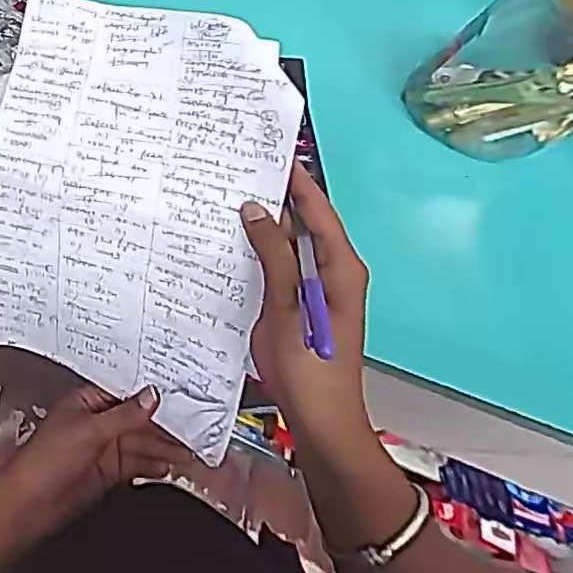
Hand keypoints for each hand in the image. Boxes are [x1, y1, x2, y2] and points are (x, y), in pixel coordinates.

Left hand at [0, 385, 192, 541]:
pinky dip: (154, 465)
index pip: (125, 393)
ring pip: (140, 443)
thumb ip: (124, 415)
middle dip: (164, 424)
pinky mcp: (107, 471)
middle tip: (196, 427)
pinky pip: (136, 464)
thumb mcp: (90, 430)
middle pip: (136, 419)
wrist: (33, 503)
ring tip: (191, 449)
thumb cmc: (48, 458)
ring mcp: (102, 448)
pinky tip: (171, 466)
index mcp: (86, 402)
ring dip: (165, 446)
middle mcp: (96, 422)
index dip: (151, 394)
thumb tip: (151, 396)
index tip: (179, 393)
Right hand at [239, 163, 371, 446]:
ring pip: (289, 245)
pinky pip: (280, 265)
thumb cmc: (308, 365)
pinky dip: (260, 251)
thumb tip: (254, 210)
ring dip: (265, 226)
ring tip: (232, 201)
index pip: (319, 211)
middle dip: (277, 198)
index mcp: (340, 268)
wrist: (319, 418)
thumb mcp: (286, 305)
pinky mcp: (300, 304)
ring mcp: (316, 289)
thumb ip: (273, 255)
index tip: (272, 154)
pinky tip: (234, 246)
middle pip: (305, 224)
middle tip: (241, 174)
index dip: (298, 181)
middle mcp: (332, 272)